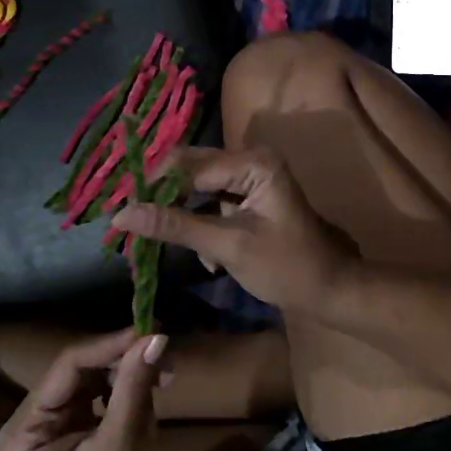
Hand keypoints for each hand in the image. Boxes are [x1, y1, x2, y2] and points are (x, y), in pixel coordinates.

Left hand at [0, 329, 166, 450]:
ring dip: (130, 383)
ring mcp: (53, 429)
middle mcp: (32, 420)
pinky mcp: (74, 437)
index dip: (110, 344)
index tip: (151, 329)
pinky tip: (149, 409)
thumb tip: (157, 337)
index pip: (68, 366)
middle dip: (124, 365)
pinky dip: (127, 402)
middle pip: (82, 372)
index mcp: (25, 426)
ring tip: (164, 385)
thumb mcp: (117, 449)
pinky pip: (101, 404)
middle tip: (165, 356)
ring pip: (95, 384)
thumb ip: (133, 388)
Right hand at [112, 147, 354, 313]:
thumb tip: (122, 215)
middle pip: (191, 169)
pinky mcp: (248, 196)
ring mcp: (250, 177)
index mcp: (253, 163)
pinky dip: (202, 225)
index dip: (153, 187)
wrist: (330, 290)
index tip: (120, 210)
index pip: (189, 166)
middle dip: (164, 198)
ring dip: (184, 216)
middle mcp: (251, 159)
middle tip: (131, 222)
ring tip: (171, 246)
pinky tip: (208, 258)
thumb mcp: (227, 247)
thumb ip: (175, 226)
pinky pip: (211, 201)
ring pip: (198, 186)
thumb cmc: (285, 267)